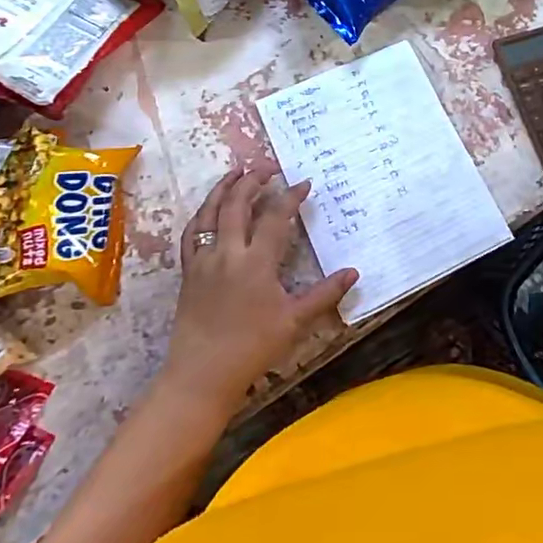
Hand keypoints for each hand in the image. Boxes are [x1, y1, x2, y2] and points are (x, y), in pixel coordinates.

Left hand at [162, 166, 357, 412]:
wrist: (202, 374)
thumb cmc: (252, 348)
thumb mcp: (294, 321)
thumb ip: (324, 294)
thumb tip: (354, 272)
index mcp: (256, 262)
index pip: (275, 217)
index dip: (291, 196)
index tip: (304, 183)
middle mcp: (227, 253)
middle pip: (238, 204)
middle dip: (253, 180)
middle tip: (268, 167)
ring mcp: (203, 260)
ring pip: (211, 212)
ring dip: (224, 188)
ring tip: (237, 171)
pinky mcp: (188, 271)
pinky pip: (191, 233)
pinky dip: (202, 214)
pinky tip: (209, 208)